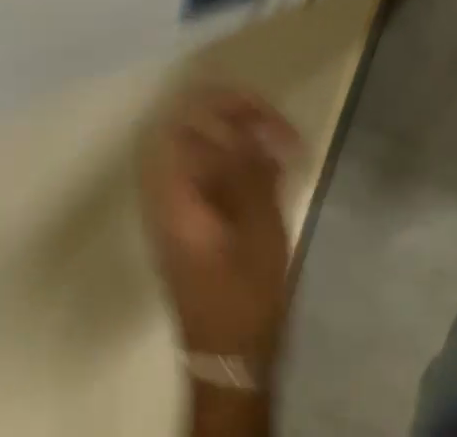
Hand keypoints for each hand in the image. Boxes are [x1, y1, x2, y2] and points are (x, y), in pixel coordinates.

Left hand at [141, 87, 300, 360]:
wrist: (229, 354)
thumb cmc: (244, 293)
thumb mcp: (256, 231)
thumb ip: (249, 174)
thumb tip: (246, 126)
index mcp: (174, 197)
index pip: (179, 124)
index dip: (218, 103)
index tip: (264, 106)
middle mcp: (169, 197)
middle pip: (192, 133)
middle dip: (240, 118)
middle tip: (283, 129)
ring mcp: (181, 210)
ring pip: (206, 152)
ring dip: (246, 140)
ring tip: (287, 148)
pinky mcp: (198, 222)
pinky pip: (215, 174)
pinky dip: (246, 164)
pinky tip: (279, 173)